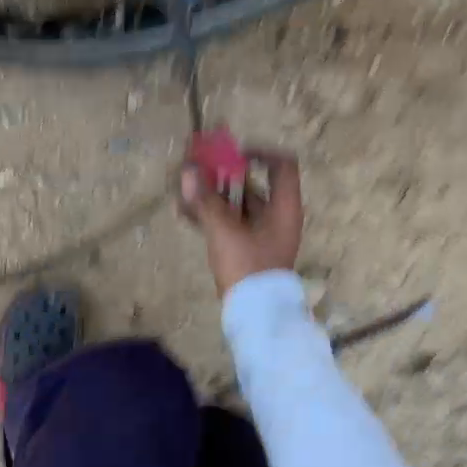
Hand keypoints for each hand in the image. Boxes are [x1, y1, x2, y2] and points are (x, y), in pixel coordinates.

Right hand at [180, 149, 303, 296]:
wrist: (254, 312)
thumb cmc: (247, 266)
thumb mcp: (224, 231)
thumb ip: (205, 200)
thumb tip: (188, 170)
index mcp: (283, 208)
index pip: (281, 166)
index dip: (258, 153)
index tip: (231, 155)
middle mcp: (276, 217)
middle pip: (251, 185)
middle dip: (221, 176)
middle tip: (195, 169)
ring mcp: (261, 234)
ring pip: (235, 205)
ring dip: (211, 196)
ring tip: (183, 191)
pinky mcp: (246, 249)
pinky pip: (228, 224)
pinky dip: (210, 216)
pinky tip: (185, 212)